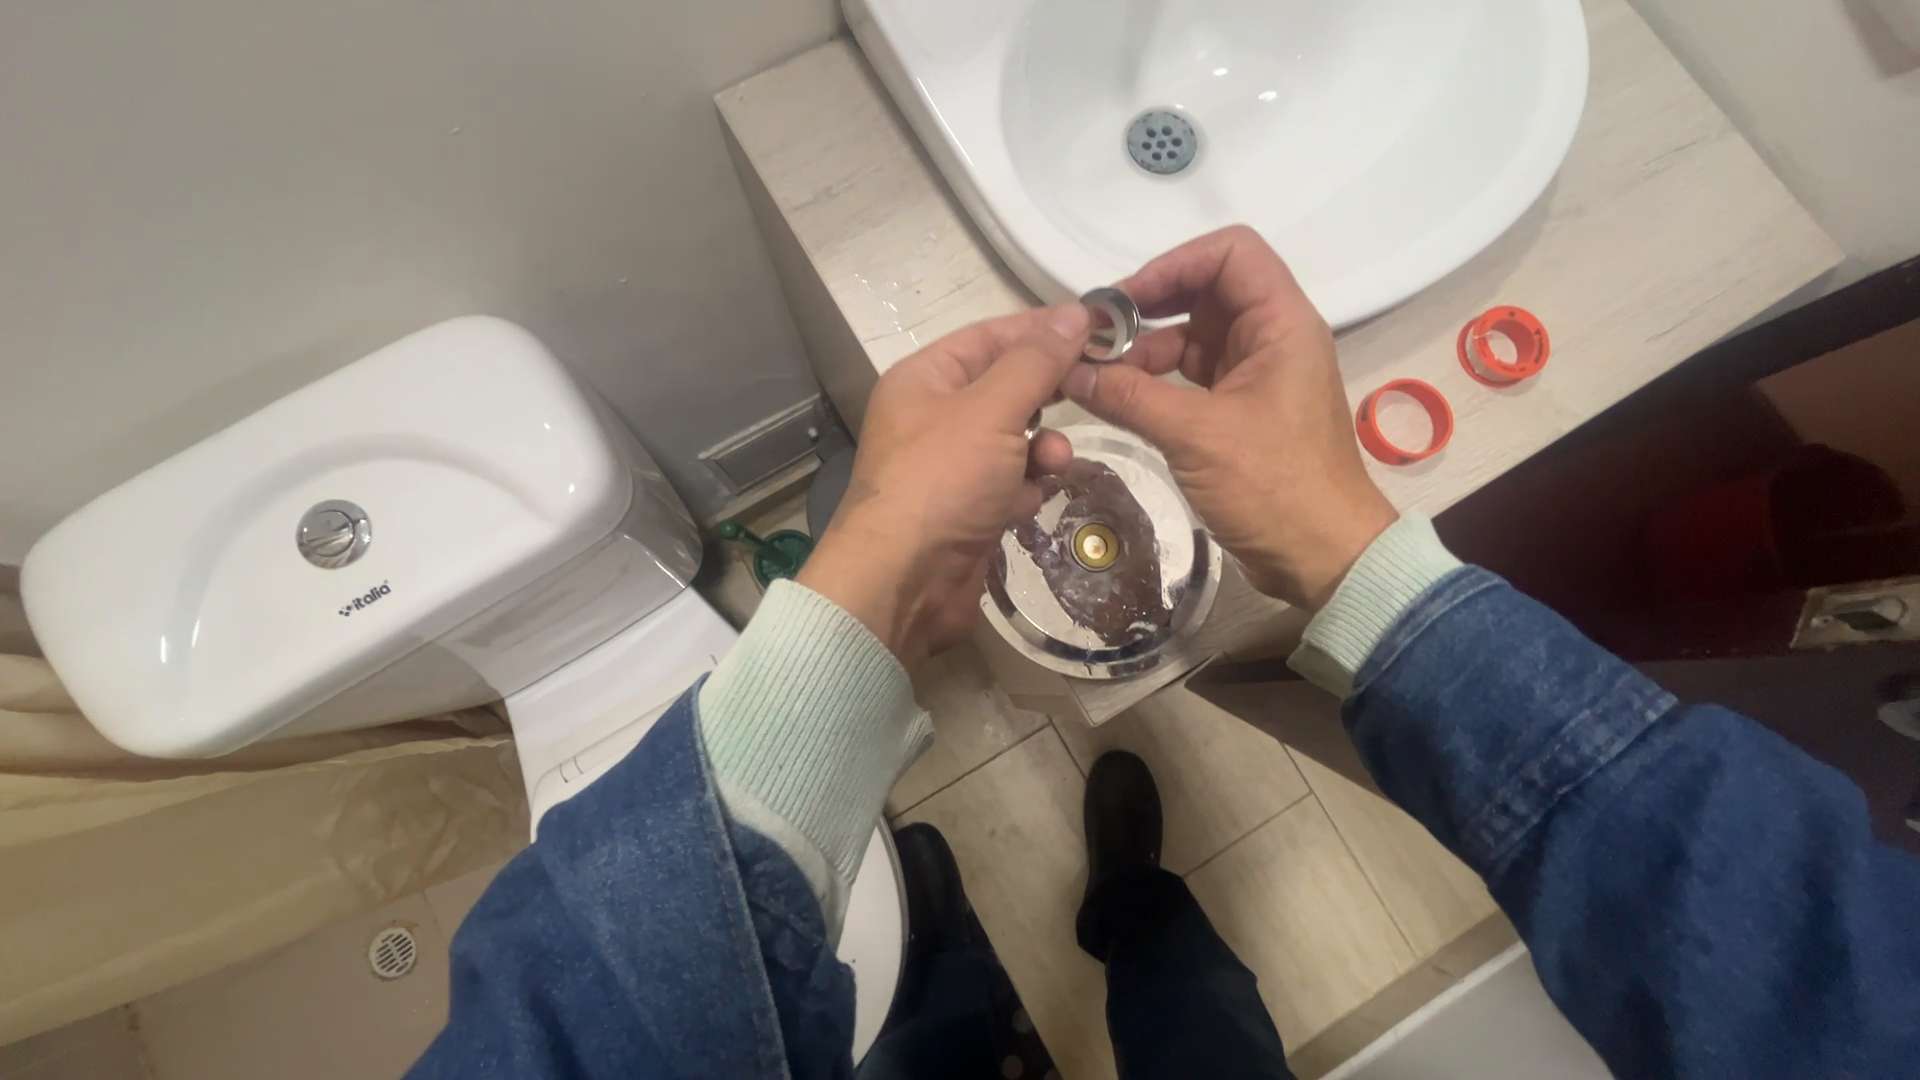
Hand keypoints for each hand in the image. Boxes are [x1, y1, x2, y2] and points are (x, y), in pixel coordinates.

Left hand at [800, 303, 1091, 669]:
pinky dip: (1025, 489)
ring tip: (1055, 461)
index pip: (990, 337)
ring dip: (1041, 448)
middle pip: (1004, 389)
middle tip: (1094, 388)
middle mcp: (934, 418)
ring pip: (1012, 440)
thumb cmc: (942, 481)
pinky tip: (1028, 501)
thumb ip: (1036, 362)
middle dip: (1047, 394)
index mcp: (925, 379)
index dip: (1042, 329)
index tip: (1097, 327)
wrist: (904, 581)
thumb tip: (1076, 313)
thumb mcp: (991, 409)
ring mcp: (950, 468)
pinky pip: (1009, 485)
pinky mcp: (967, 510)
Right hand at [1060, 225, 1395, 609]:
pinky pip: (1192, 380)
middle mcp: (1270, 339)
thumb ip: (1129, 397)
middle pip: (1205, 294)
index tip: (1123, 301)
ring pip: (1193, 339)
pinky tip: (1120, 402)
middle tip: (1097, 339)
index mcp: (1280, 324)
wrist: (1321, 556)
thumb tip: (1070, 373)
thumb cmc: (1273, 486)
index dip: (1173, 264)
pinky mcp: (1240, 412)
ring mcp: (1255, 377)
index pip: (1230, 253)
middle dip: (1148, 310)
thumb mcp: (1195, 435)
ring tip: (1099, 378)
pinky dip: (1156, 385)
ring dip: (1145, 353)